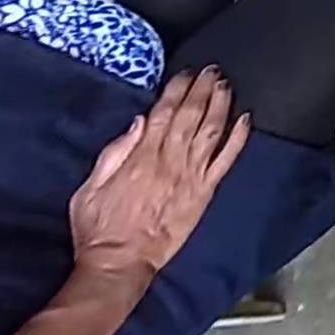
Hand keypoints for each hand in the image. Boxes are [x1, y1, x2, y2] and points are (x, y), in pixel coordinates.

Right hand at [68, 68, 250, 276]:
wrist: (119, 264)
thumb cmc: (100, 228)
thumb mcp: (88, 190)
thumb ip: (113, 152)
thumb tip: (138, 121)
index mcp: (142, 157)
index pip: (164, 113)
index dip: (178, 89)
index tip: (187, 73)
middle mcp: (171, 160)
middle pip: (192, 114)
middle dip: (203, 88)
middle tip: (213, 70)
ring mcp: (192, 173)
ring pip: (212, 129)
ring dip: (221, 104)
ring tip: (226, 85)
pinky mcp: (206, 189)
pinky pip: (226, 158)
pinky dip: (238, 137)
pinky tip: (246, 118)